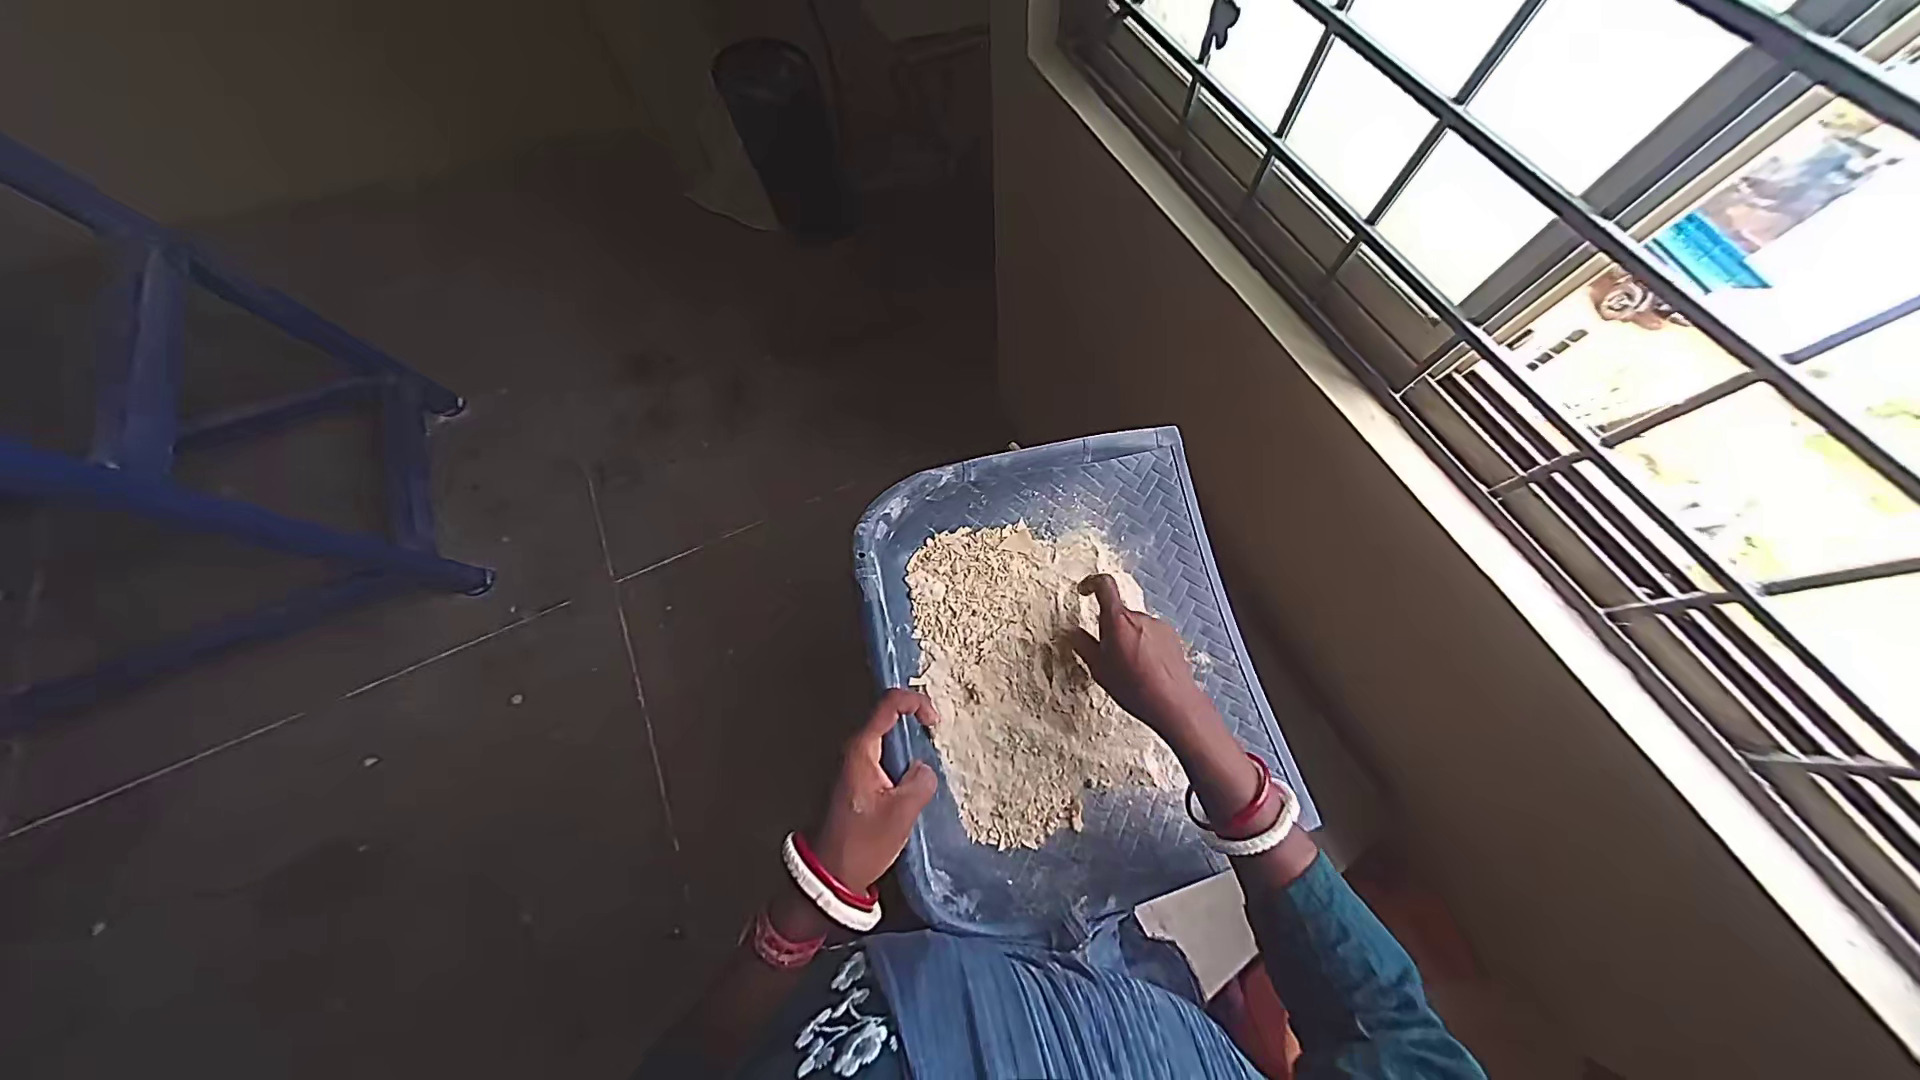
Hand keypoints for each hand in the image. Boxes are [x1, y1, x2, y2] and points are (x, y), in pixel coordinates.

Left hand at [810, 689, 940, 893]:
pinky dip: (901, 759)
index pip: (889, 704)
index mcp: (861, 750)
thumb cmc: (863, 843)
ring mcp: (853, 764)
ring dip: (909, 744)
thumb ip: (920, 781)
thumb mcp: (901, 813)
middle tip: (933, 738)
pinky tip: (913, 780)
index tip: (933, 721)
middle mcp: (854, 750)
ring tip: (927, 762)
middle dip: (914, 722)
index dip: (916, 702)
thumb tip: (923, 768)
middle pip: (887, 716)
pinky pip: (883, 755)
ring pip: (887, 738)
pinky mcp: (857, 779)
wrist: (831, 874)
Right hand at [1067, 574, 1216, 740]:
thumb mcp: (1099, 668)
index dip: (1091, 583)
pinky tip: (1145, 669)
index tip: (1085, 589)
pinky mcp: (1172, 637)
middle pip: (1119, 613)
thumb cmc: (1136, 688)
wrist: (1173, 703)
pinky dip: (1144, 646)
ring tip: (1130, 668)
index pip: (1104, 585)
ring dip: (1129, 640)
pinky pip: (1151, 635)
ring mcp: (1158, 626)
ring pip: (1135, 626)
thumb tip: (1074, 634)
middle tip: (1108, 654)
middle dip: (1111, 629)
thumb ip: (1083, 645)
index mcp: (1118, 620)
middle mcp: (1140, 617)